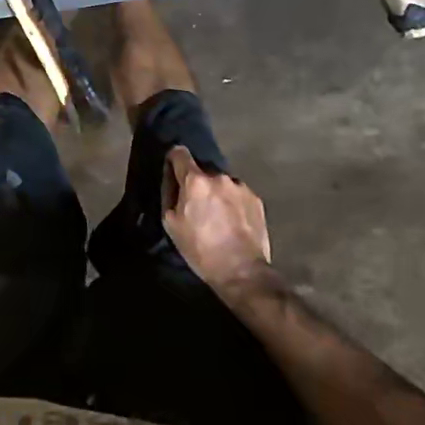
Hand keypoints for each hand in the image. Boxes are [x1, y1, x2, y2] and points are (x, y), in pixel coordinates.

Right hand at [163, 146, 273, 294]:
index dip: (174, 160)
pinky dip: (233, 202)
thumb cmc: (201, 250)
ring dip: (217, 192)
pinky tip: (234, 222)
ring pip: (222, 182)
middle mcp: (218, 176)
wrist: (242, 271)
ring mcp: (239, 185)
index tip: (174, 170)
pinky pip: (238, 193)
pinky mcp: (255, 197)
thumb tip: (171, 176)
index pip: (180, 153)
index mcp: (195, 181)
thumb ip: (169, 193)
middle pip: (202, 171)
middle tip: (198, 206)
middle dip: (198, 183)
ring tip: (219, 217)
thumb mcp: (172, 224)